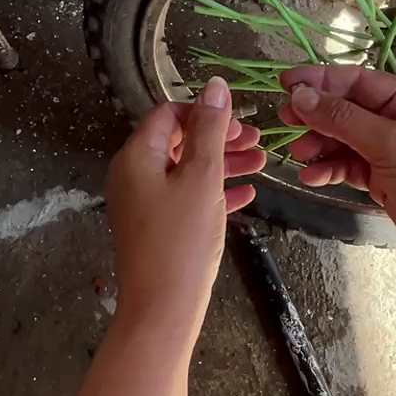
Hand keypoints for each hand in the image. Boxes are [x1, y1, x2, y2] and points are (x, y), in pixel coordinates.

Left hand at [105, 77, 265, 332]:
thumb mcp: (202, 178)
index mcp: (137, 156)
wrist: (162, 309)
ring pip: (186, 169)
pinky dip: (214, 191)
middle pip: (179, 141)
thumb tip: (215, 85)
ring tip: (261, 163)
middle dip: (219, 137)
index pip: (168, 114)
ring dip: (223, 162)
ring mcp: (143, 202)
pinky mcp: (156, 226)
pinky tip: (247, 193)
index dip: (204, 111)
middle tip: (257, 140)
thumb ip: (210, 129)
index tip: (240, 120)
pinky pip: (186, 197)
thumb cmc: (181, 239)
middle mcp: (134, 174)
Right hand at [275, 65, 395, 269]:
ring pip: (344, 139)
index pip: (358, 80)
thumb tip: (301, 95)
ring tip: (299, 155)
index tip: (285, 84)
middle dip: (316, 114)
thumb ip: (344, 119)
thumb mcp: (391, 145)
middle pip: (347, 108)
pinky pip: (349, 166)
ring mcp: (391, 151)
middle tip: (285, 120)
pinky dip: (330, 169)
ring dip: (320, 144)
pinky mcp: (384, 179)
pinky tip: (312, 177)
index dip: (320, 80)